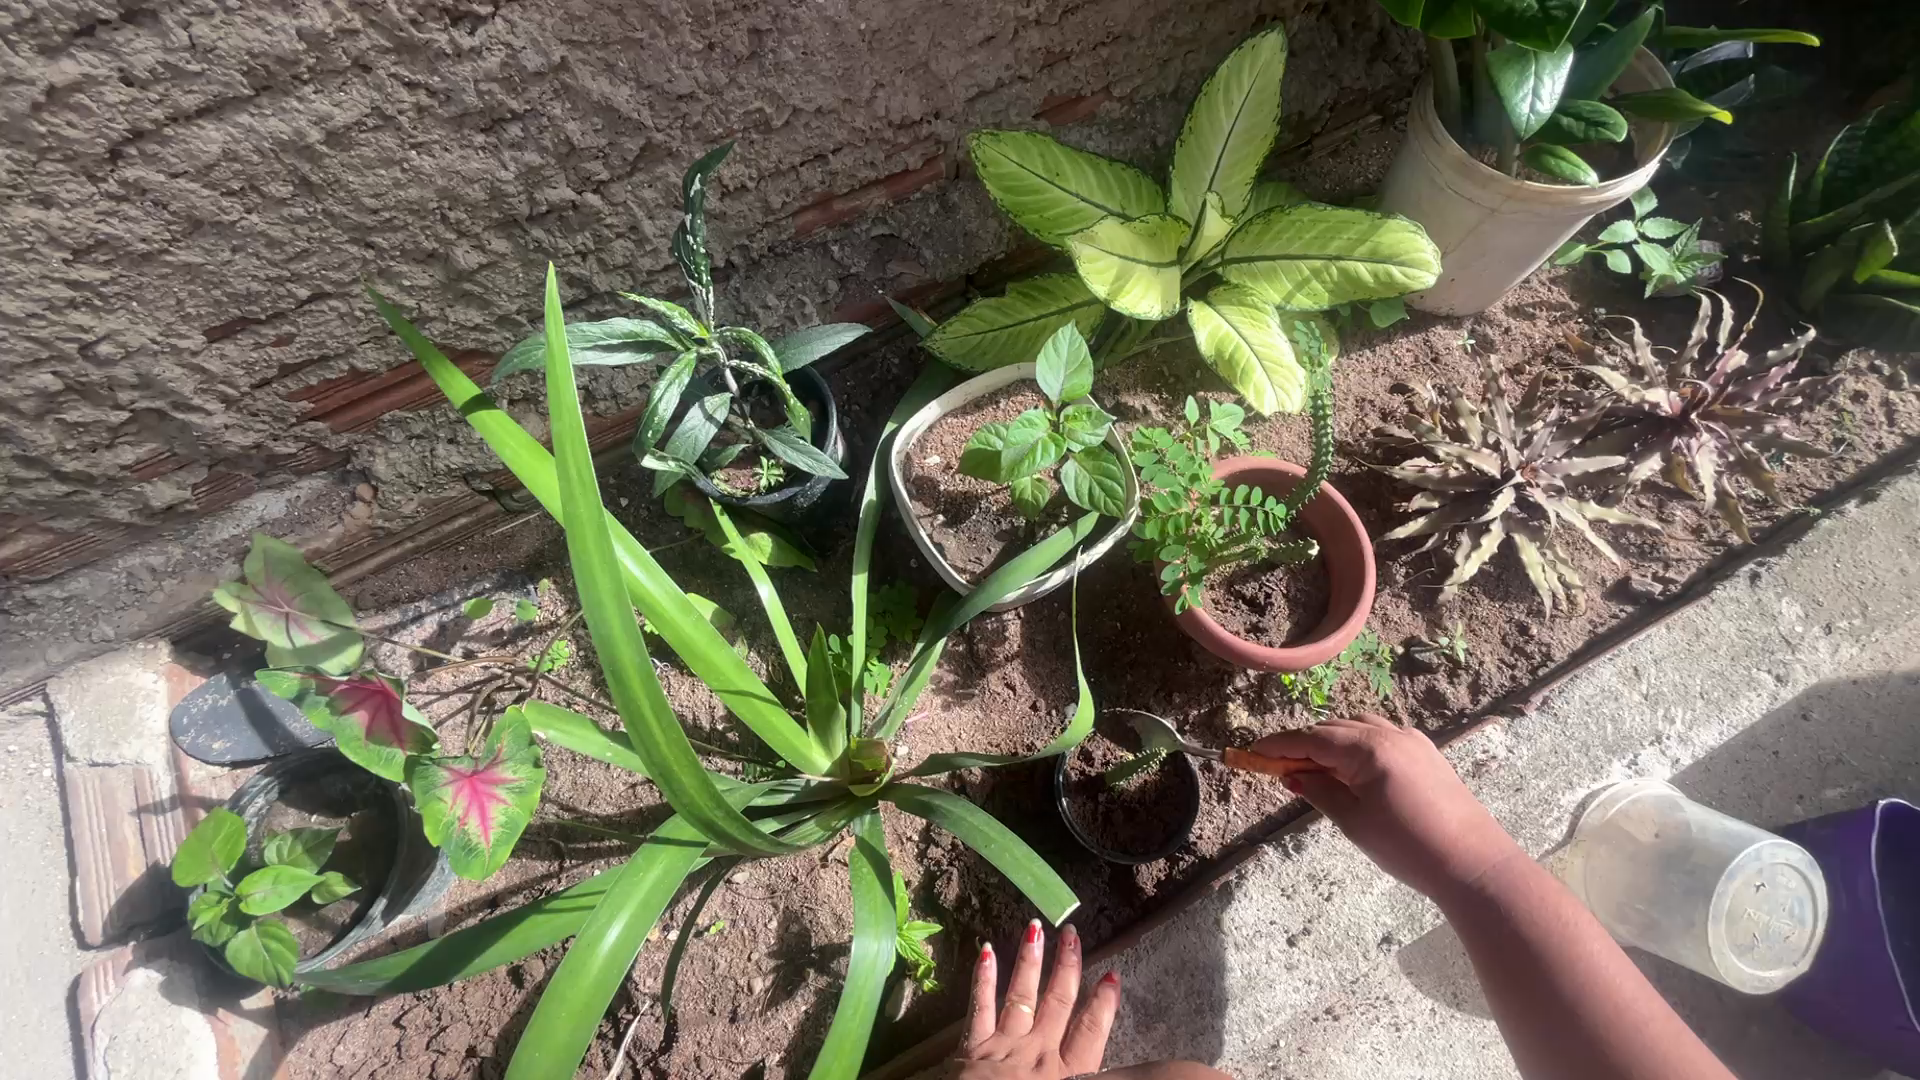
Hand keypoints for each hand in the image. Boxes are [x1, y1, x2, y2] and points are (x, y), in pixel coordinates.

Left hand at [951, 921, 1119, 1079]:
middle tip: (1072, 933)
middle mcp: (1038, 1054)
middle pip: (1057, 1003)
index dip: (1103, 1006)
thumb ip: (1096, 1076)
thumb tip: (1118, 1068)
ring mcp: (1005, 1047)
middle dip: (1067, 967)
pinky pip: (979, 1007)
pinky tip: (986, 950)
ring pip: (1021, 994)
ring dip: (1030, 961)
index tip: (1112, 975)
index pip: (1090, 1035)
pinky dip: (983, 978)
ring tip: (1035, 927)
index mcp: (1067, 1078)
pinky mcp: (974, 1047)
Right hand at [1251, 713, 1522, 903]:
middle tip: (1280, 767)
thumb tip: (1291, 775)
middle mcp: (1389, 735)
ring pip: (1357, 728)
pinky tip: (1352, 767)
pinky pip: (1381, 735)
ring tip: (1314, 767)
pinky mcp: (1427, 753)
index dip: (1278, 745)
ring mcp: (1411, 741)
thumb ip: (1319, 791)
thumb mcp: (1353, 821)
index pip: (1311, 739)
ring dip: (1330, 741)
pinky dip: (1357, 743)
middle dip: (1303, 744)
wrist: (1477, 867)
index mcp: (1368, 749)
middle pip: (1332, 729)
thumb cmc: (1409, 847)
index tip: (1253, 752)